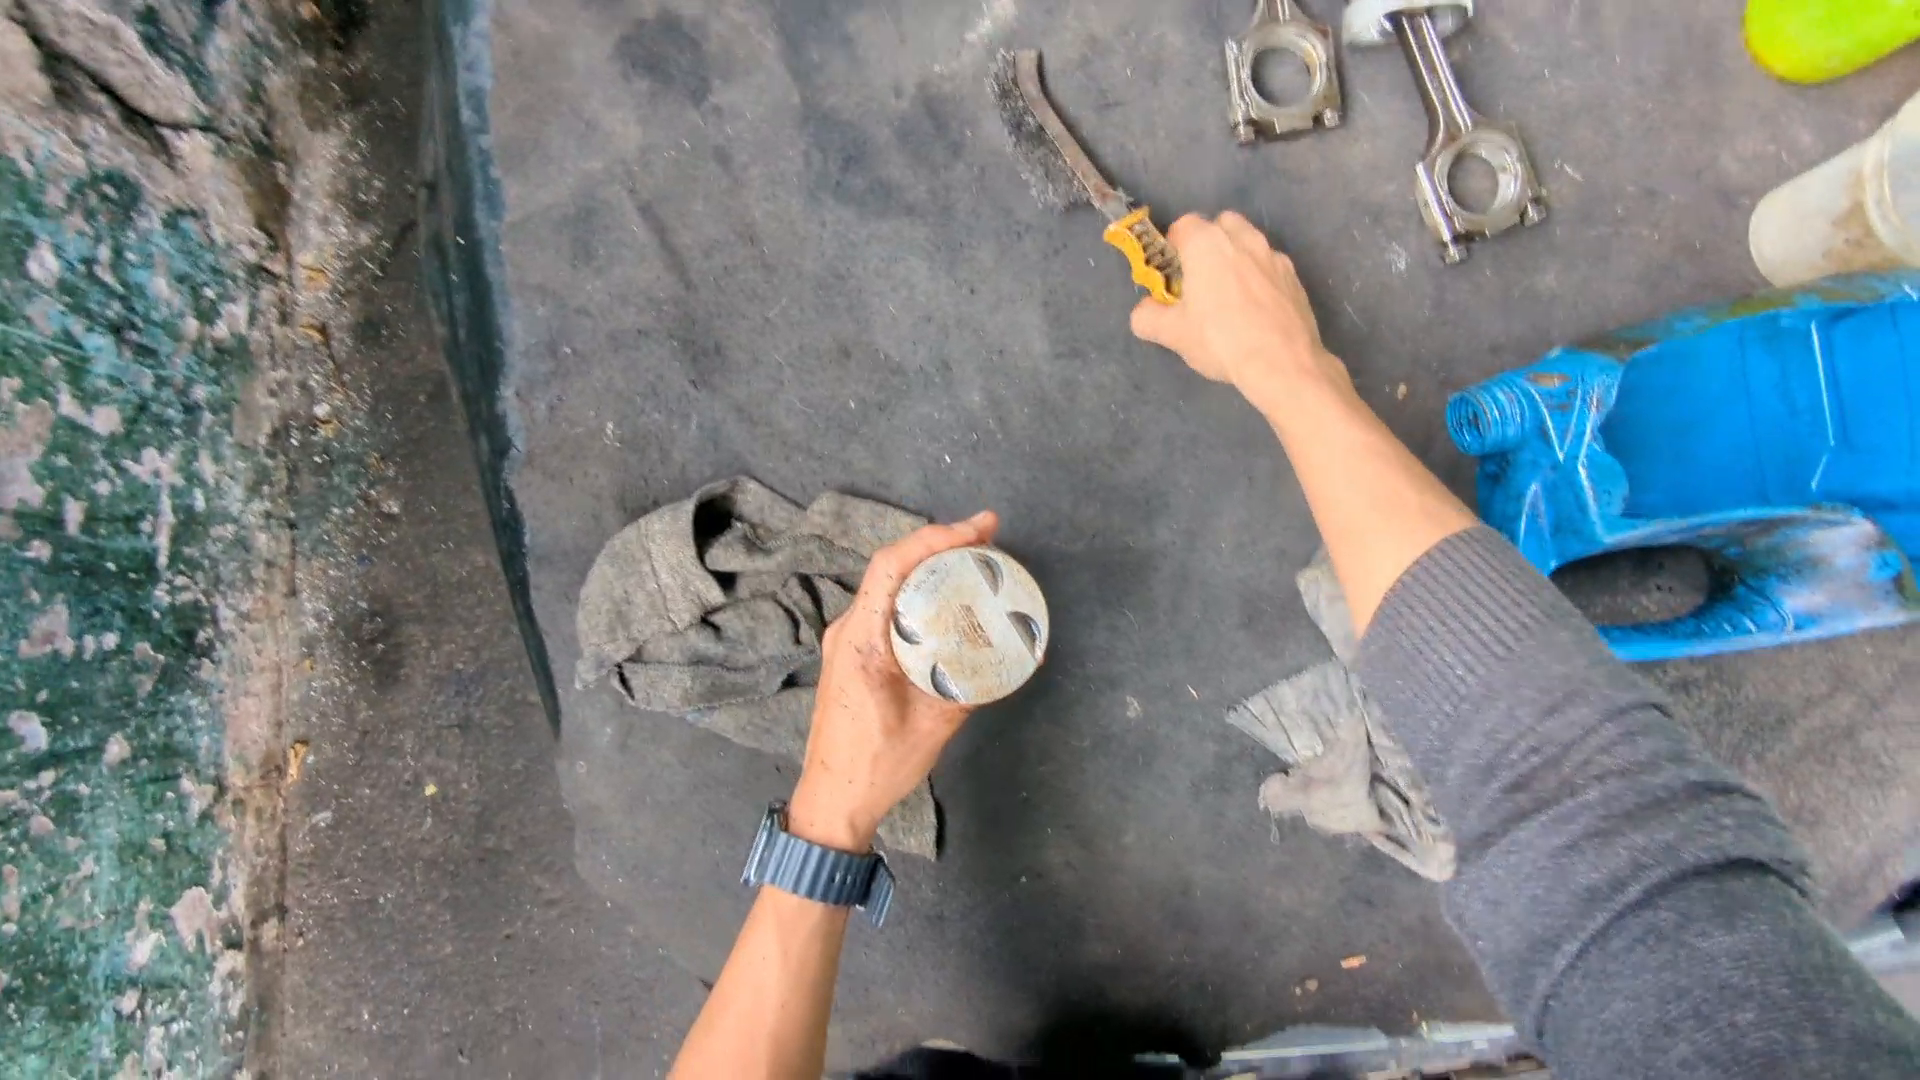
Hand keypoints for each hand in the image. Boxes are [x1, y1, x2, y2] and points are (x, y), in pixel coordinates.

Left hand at [786, 511, 999, 851]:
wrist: (832, 800)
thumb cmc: (877, 766)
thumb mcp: (934, 724)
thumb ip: (970, 685)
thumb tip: (1011, 657)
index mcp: (861, 640)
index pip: (891, 566)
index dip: (935, 538)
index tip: (979, 530)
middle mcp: (847, 629)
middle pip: (890, 566)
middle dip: (940, 543)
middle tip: (988, 538)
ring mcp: (845, 639)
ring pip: (888, 583)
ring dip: (928, 564)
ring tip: (974, 558)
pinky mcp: (851, 652)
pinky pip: (886, 606)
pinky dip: (917, 590)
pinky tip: (946, 596)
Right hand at [1130, 212, 1352, 410]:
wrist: (1282, 362)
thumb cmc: (1220, 341)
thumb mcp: (1171, 334)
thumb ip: (1147, 317)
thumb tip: (1144, 311)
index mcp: (1207, 244)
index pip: (1183, 226)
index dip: (1172, 247)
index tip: (1170, 274)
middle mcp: (1243, 239)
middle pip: (1219, 225)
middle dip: (1206, 244)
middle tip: (1199, 281)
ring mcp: (1273, 255)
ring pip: (1247, 243)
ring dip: (1234, 259)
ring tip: (1228, 297)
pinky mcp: (1294, 276)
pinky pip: (1268, 266)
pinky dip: (1257, 278)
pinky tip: (1254, 310)